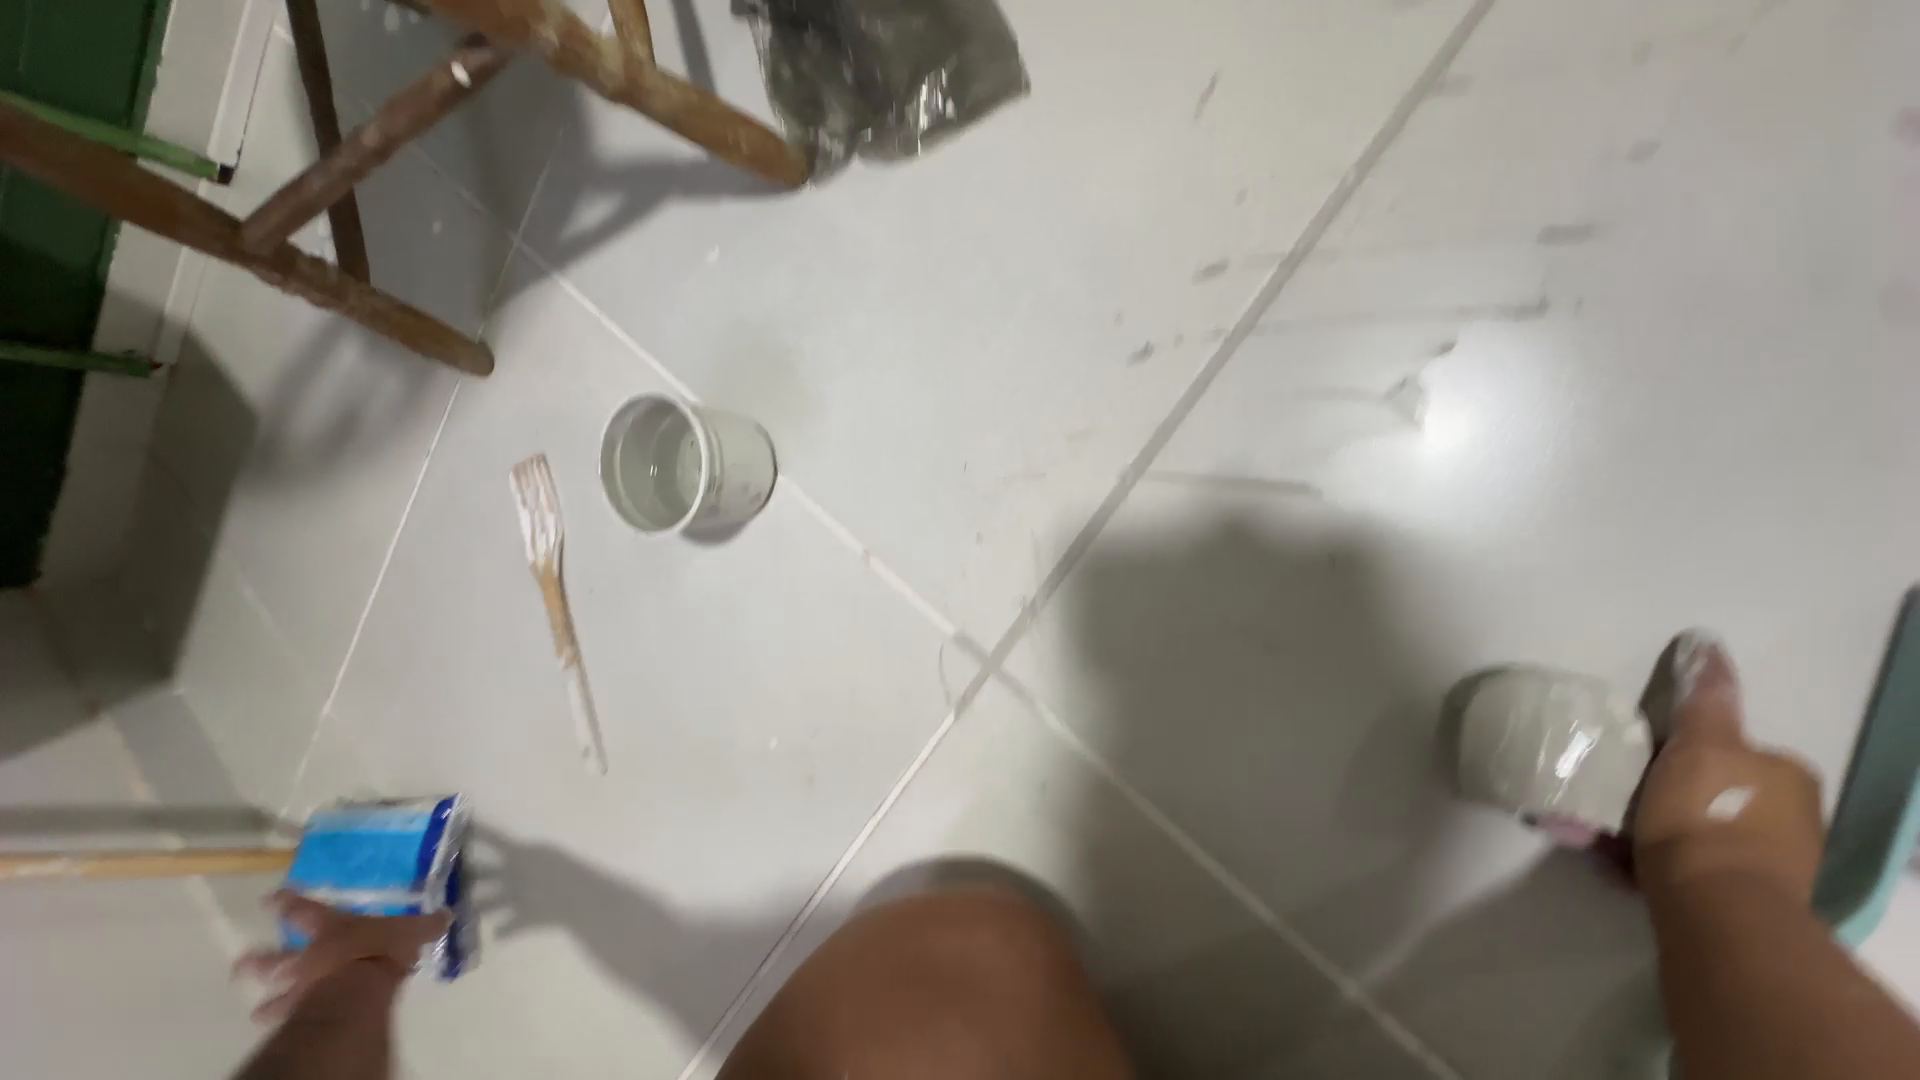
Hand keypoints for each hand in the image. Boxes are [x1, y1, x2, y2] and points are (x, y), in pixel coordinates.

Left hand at [233, 890, 449, 1022]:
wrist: (358, 988)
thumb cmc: (382, 948)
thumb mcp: (412, 930)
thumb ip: (428, 924)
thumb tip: (448, 913)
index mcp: (333, 929)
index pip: (306, 911)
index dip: (288, 902)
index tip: (270, 897)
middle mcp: (308, 956)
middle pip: (276, 957)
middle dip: (258, 961)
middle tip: (241, 963)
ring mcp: (300, 985)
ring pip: (275, 992)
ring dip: (268, 1001)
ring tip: (258, 1010)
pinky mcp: (300, 1012)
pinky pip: (287, 1018)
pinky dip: (283, 1022)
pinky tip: (281, 1027)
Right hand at [1632, 632, 1824, 899]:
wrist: (1711, 901)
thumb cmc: (1705, 814)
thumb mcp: (1703, 745)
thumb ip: (1705, 701)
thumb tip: (1710, 645)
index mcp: (1786, 779)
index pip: (1733, 751)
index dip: (1686, 750)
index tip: (1645, 756)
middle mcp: (1789, 819)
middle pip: (1711, 789)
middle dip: (1664, 789)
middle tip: (1616, 789)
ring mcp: (1766, 861)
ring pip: (1691, 825)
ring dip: (1648, 822)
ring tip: (1597, 824)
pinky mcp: (1732, 894)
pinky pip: (1682, 860)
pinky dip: (1648, 854)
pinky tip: (1613, 855)